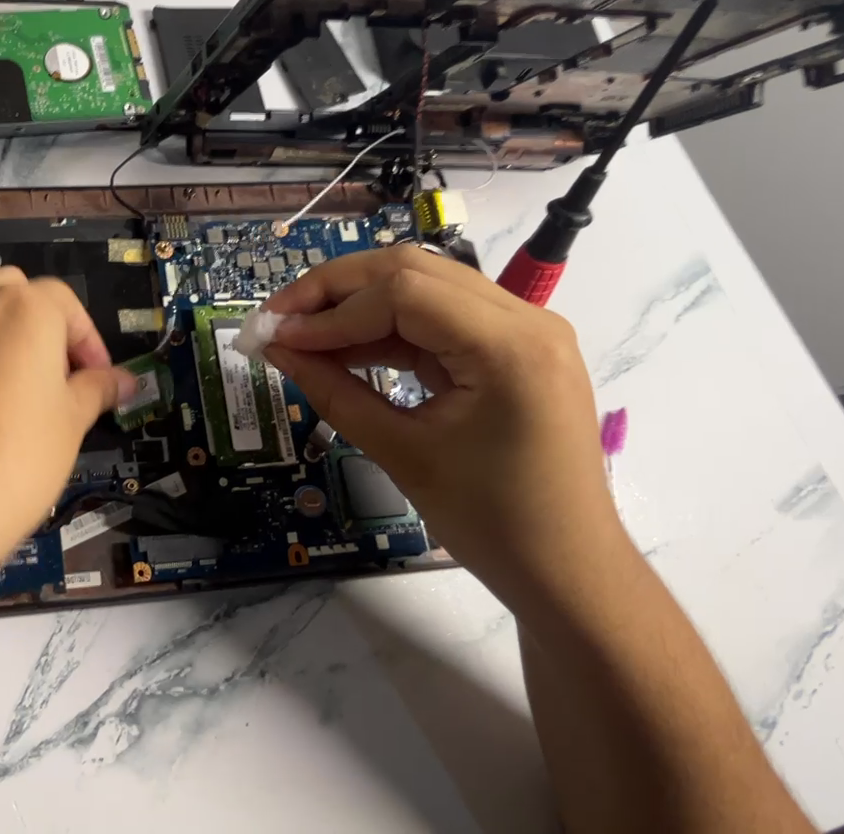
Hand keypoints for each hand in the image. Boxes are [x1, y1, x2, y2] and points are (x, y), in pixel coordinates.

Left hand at [0, 267, 133, 589]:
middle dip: (39, 328)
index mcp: (24, 308)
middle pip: (14, 295)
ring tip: (5, 391)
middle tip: (52, 382)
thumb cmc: (10, 464)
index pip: (65, 304)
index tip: (97, 382)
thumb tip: (123, 379)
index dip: (87, 342)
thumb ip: (94, 390)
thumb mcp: (69, 427)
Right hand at [261, 246, 622, 602]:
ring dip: (357, 304)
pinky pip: (437, 318)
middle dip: (336, 290)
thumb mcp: (402, 454)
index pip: (402, 293)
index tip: (276, 336)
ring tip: (302, 333)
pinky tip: (343, 347)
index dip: (329, 310)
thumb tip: (277, 348)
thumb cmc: (492, 523)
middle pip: (411, 271)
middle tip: (279, 318)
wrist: (568, 571)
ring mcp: (523, 329)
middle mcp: (525, 318)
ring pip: (423, 286)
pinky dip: (386, 328)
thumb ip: (334, 391)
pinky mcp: (511, 348)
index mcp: (509, 345)